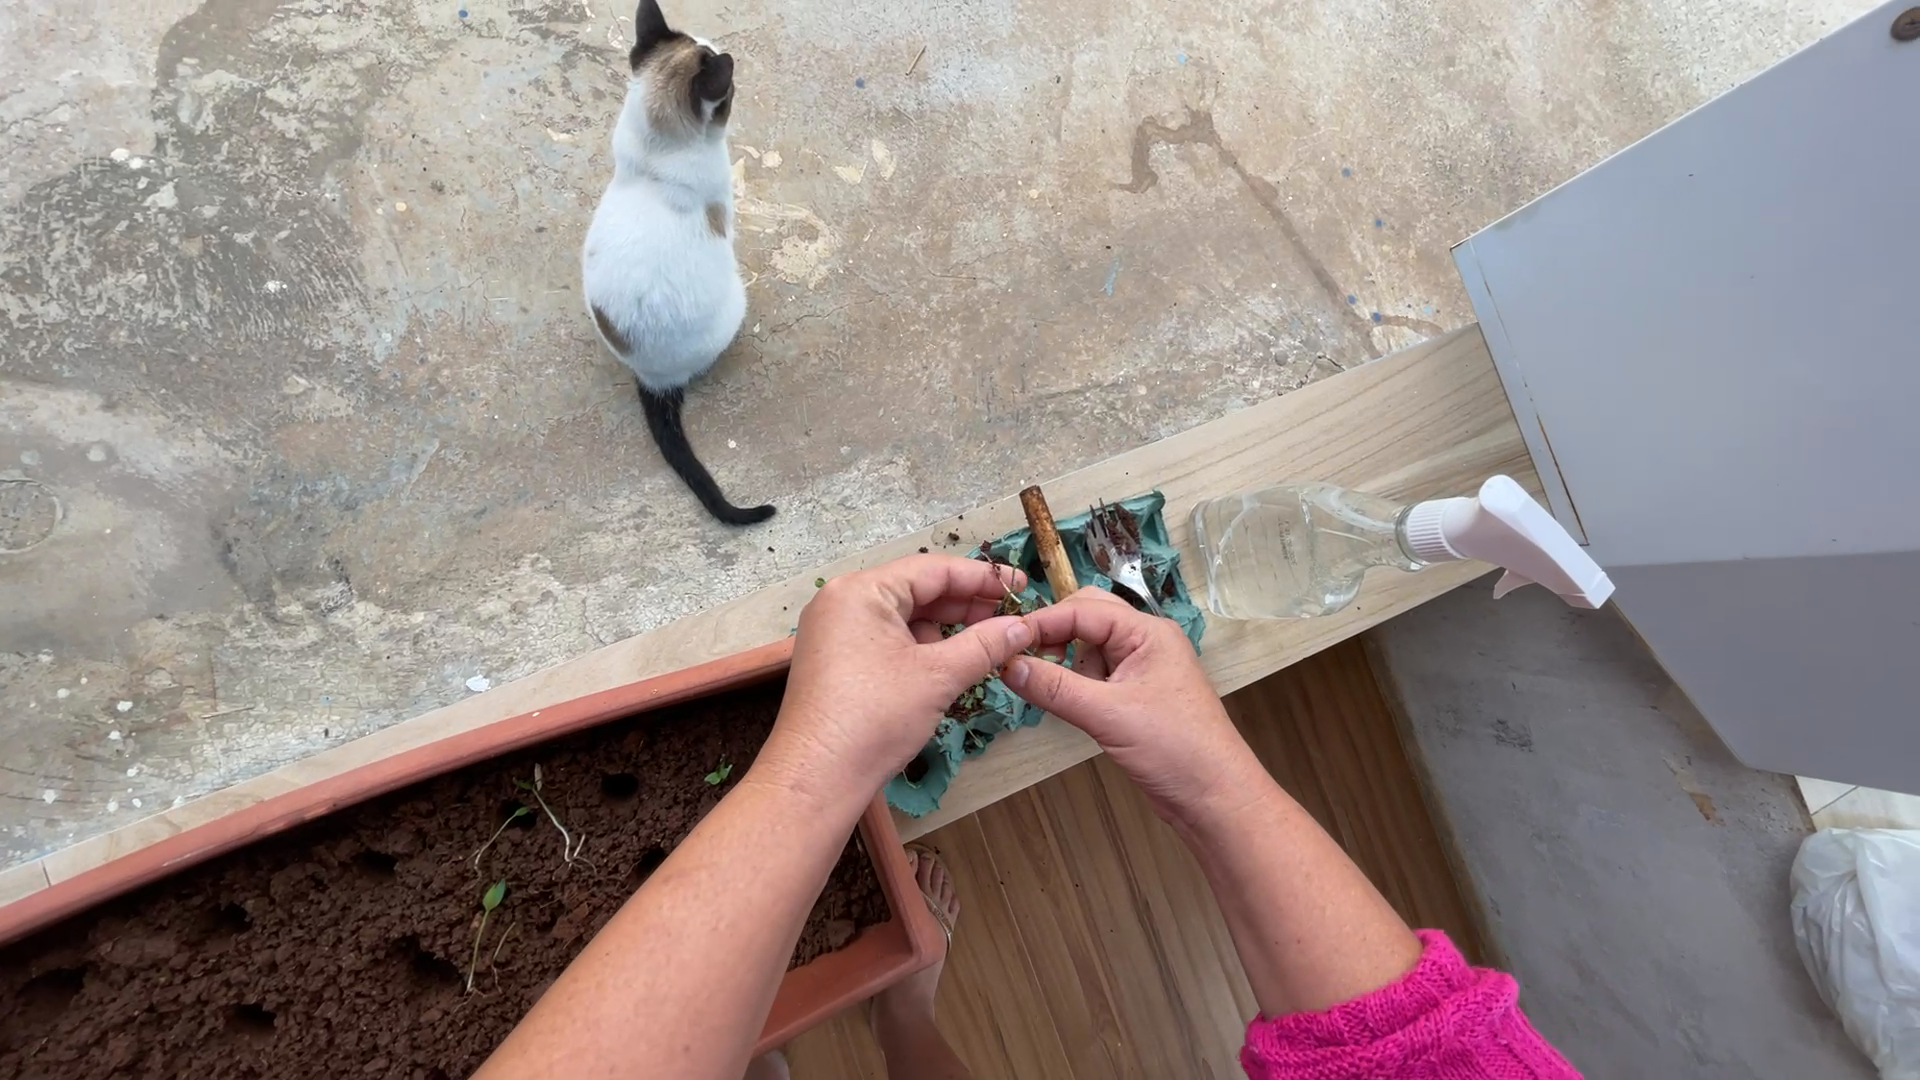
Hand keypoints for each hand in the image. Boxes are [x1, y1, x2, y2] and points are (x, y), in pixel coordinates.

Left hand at [764, 555, 1035, 800]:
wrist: (815, 780)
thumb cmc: (874, 719)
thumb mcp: (938, 676)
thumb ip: (985, 644)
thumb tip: (1024, 626)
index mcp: (862, 591)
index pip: (933, 570)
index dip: (982, 578)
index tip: (1020, 586)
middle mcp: (844, 601)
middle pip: (918, 590)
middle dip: (966, 604)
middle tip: (1012, 616)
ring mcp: (836, 630)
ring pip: (904, 616)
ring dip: (946, 628)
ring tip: (988, 641)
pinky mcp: (837, 659)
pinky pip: (888, 638)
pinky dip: (921, 646)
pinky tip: (951, 661)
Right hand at [1002, 589, 1263, 823]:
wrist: (1216, 800)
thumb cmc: (1173, 749)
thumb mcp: (1107, 715)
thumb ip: (1055, 687)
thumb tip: (1007, 665)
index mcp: (1147, 632)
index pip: (1083, 610)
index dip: (1043, 622)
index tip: (1005, 640)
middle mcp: (1145, 641)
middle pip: (1088, 617)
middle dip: (1056, 634)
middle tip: (1025, 658)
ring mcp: (1141, 667)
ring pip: (1089, 646)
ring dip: (1067, 662)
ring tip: (1054, 688)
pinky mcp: (1136, 694)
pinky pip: (1096, 674)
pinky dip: (1077, 683)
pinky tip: (1073, 705)